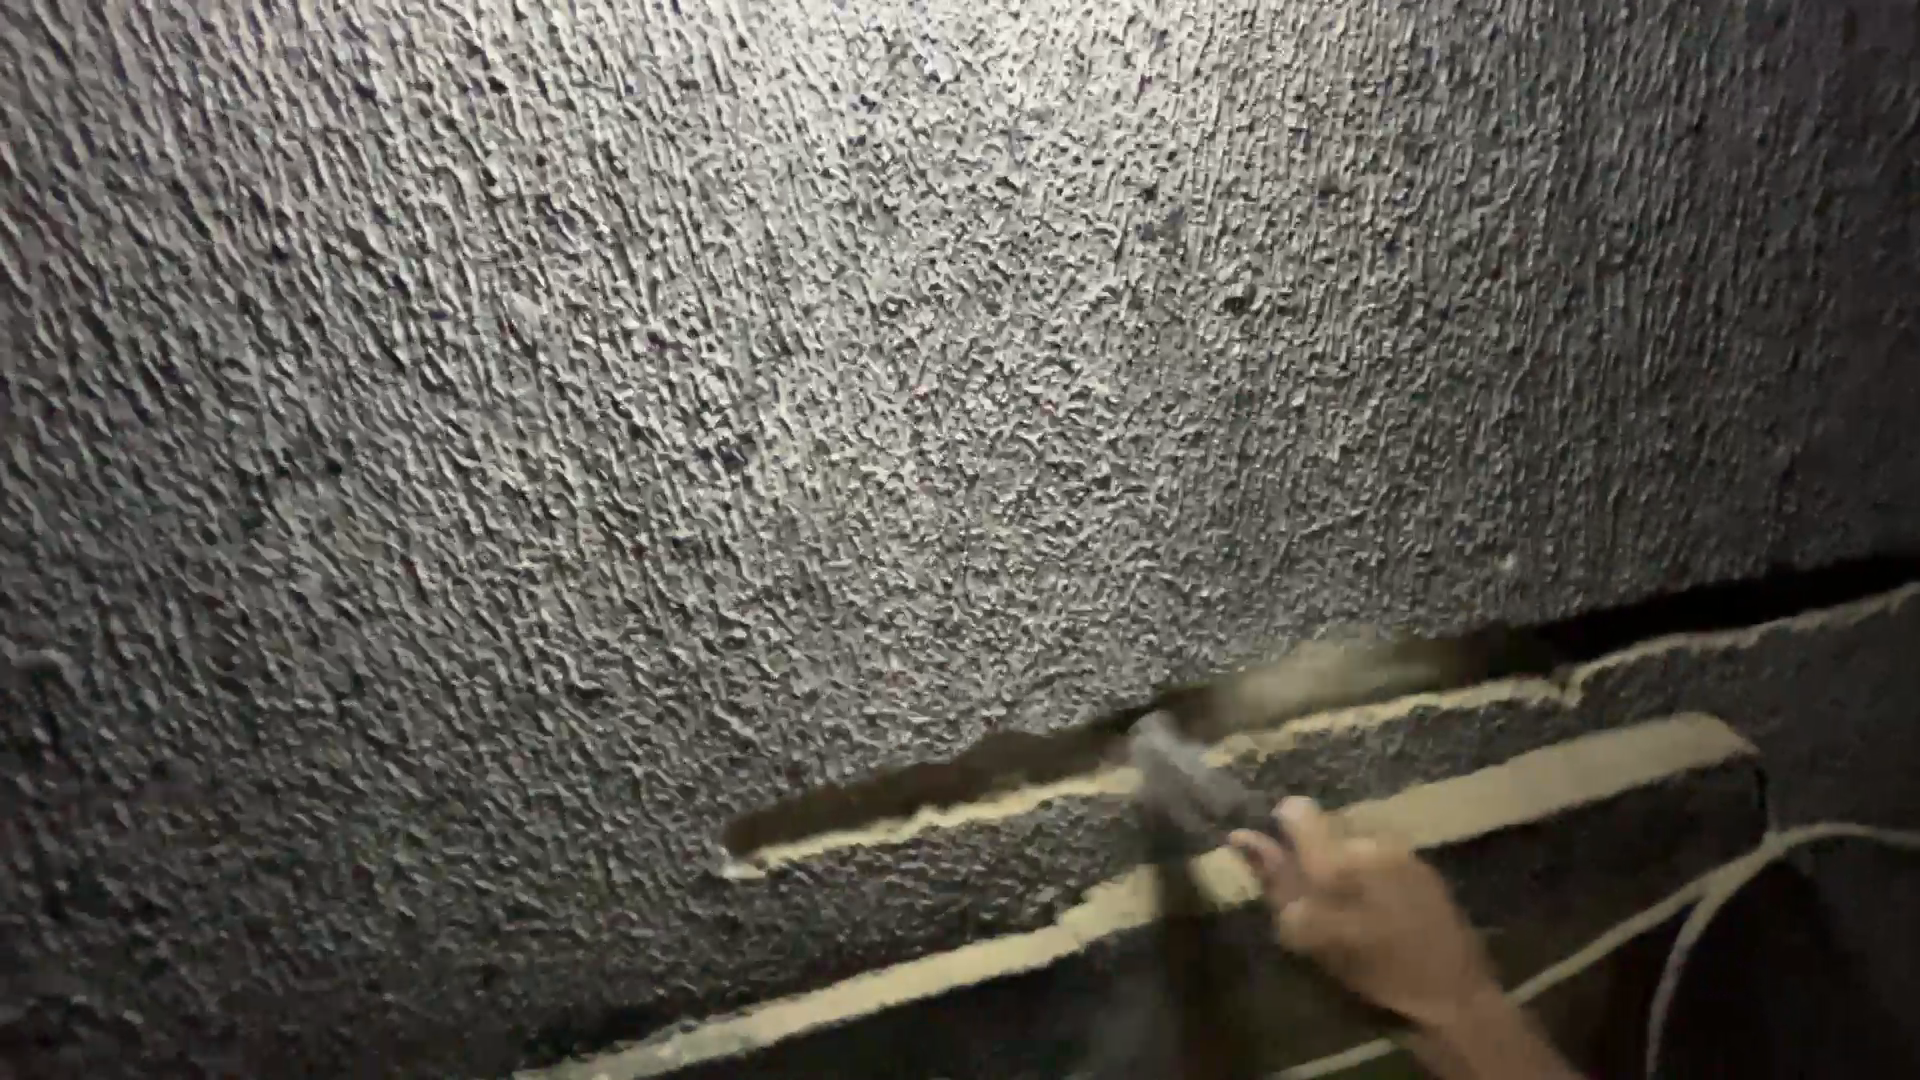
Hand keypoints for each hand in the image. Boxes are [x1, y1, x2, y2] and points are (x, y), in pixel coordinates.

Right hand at [1228, 796, 1499, 1029]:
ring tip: (1353, 897)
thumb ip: (1273, 878)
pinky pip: (1380, 849)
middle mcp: (1366, 841)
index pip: (1295, 809)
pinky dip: (1371, 866)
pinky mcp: (1424, 862)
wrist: (1451, 996)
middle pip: (1325, 821)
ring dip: (1345, 855)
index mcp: (1334, 860)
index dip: (1282, 826)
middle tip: (1319, 887)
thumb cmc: (1370, 969)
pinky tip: (1381, 901)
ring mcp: (1400, 848)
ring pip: (1354, 835)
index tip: (1285, 856)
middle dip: (1316, 846)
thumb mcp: (1308, 932)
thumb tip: (1239, 835)